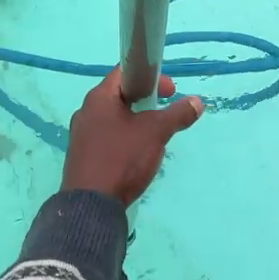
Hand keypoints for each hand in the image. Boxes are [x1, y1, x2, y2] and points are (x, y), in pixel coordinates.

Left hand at [63, 69, 204, 205]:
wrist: (91, 207)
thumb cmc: (122, 158)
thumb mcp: (156, 133)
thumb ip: (177, 114)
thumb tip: (197, 102)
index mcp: (99, 98)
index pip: (125, 72)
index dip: (150, 75)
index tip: (170, 91)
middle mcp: (86, 111)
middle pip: (120, 95)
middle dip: (146, 100)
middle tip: (166, 112)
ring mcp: (81, 135)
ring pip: (114, 118)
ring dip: (136, 121)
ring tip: (154, 136)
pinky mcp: (82, 157)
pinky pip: (106, 137)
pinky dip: (124, 138)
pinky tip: (136, 155)